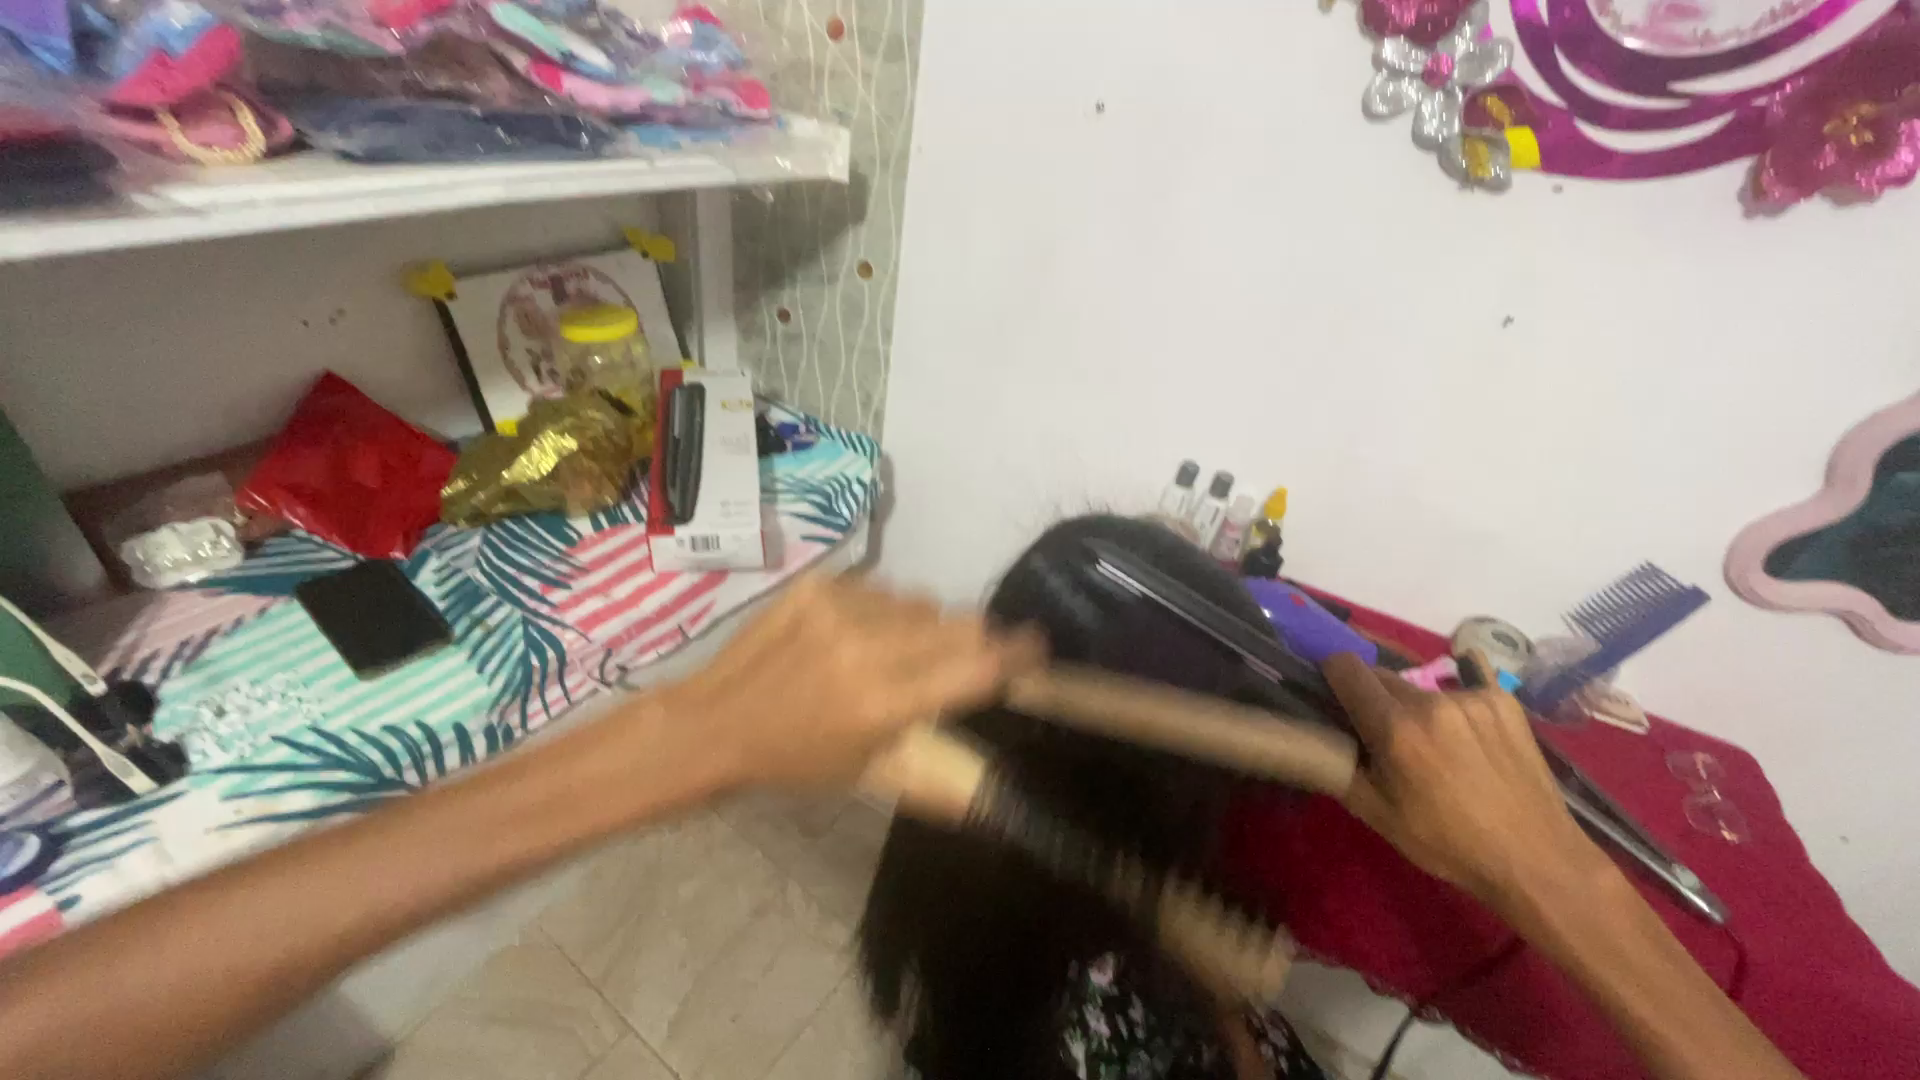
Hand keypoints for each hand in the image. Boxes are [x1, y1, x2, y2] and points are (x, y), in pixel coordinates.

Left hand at [653, 575, 1043, 790]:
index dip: (1017, 656)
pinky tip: (856, 634)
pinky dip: (885, 611)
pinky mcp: (820, 586)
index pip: (975, 670)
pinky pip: (882, 590)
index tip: (1037, 647)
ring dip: (925, 626)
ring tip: (897, 651)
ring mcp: (842, 609)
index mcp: (884, 703)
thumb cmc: (795, 760)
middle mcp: (870, 648)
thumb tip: (992, 795)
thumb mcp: (869, 775)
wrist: (716, 720)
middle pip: (960, 624)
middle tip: (975, 651)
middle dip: (978, 638)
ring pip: (922, 603)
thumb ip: (935, 771)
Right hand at [1322, 652, 1609, 915]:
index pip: (1346, 667)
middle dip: (1374, 698)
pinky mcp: (1504, 700)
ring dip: (1416, 706)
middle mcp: (1431, 702)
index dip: (1333, 675)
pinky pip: (1463, 687)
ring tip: (1436, 744)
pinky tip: (1469, 738)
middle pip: (1383, 676)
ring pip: (1422, 687)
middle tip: (1386, 735)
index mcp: (1395, 728)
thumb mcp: (1376, 814)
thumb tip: (1317, 734)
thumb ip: (1339, 765)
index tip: (1335, 696)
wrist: (1536, 858)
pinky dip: (1455, 706)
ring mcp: (1472, 697)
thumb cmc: (1448, 842)